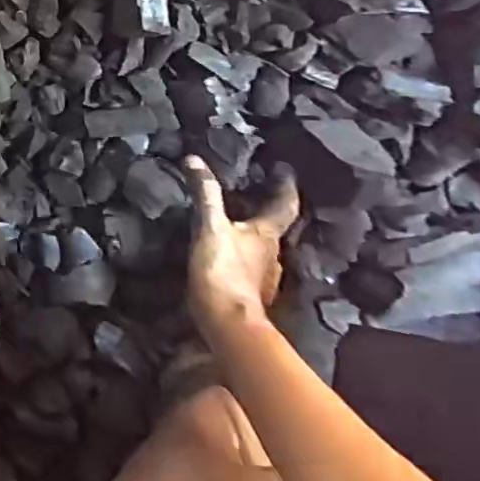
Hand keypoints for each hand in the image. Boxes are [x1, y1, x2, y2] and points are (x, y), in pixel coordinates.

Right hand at [184, 155, 299, 336]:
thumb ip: (204, 194)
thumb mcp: (209, 226)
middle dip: (266, 208)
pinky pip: (248, 261)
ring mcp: (263, 274)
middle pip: (274, 226)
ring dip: (252, 231)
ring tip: (233, 218)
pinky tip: (225, 250)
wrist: (227, 321)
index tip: (284, 169)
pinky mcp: (249, 289)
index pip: (283, 206)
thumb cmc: (223, 269)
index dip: (284, 186)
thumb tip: (194, 159)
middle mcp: (272, 254)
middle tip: (253, 190)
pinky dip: (240, 249)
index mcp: (267, 236)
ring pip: (261, 245)